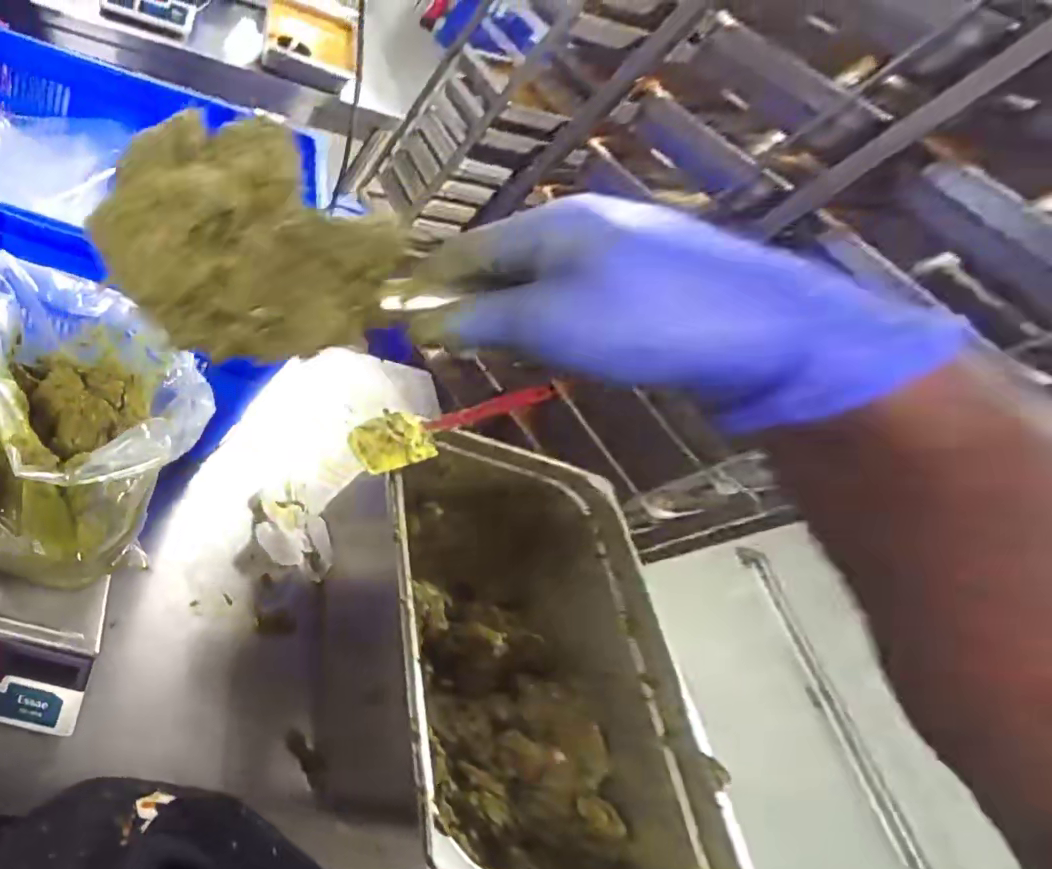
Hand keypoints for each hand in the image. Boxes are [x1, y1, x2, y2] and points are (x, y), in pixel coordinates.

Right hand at [404, 195, 973, 432]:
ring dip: (498, 320)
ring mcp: (612, 250)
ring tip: (483, 357)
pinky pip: (563, 297)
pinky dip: (537, 323)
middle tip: (434, 350)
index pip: (461, 252)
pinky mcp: (636, 280)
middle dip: (460, 307)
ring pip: (527, 285)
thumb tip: (415, 324)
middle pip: (493, 266)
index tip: (387, 323)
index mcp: (551, 224)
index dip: (421, 288)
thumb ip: (471, 322)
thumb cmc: (639, 323)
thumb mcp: (540, 324)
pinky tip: (542, 351)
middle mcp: (579, 226)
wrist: (769, 338)